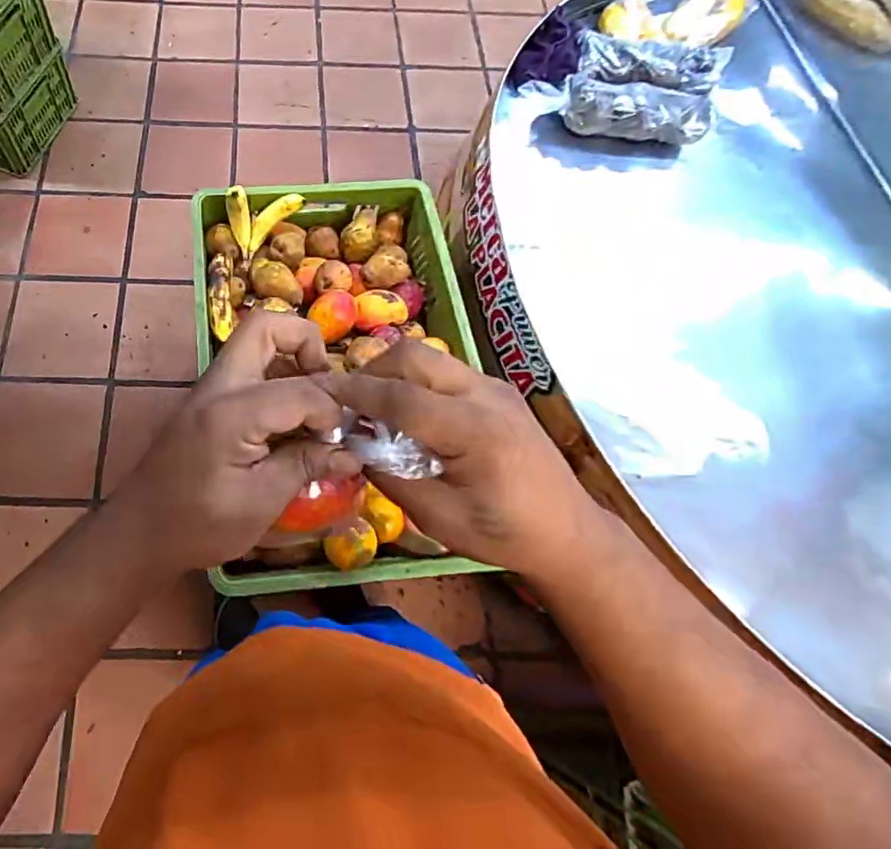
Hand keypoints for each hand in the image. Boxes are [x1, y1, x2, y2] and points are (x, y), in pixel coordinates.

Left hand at [106, 310, 361, 572]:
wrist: (138, 532)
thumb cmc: (197, 525)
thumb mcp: (260, 503)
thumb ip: (305, 466)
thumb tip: (351, 451)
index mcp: (231, 412)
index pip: (300, 389)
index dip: (330, 412)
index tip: (338, 442)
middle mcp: (219, 385)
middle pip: (267, 326)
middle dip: (307, 344)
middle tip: (326, 388)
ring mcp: (210, 388)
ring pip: (256, 340)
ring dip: (292, 359)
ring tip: (314, 404)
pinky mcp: (209, 399)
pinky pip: (249, 367)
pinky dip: (278, 378)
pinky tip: (291, 421)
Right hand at [316, 341, 596, 575]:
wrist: (570, 531)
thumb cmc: (505, 533)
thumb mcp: (439, 518)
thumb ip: (391, 477)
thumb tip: (353, 445)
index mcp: (474, 430)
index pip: (400, 397)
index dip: (355, 394)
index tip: (320, 393)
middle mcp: (485, 395)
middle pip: (413, 357)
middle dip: (372, 371)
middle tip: (349, 401)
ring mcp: (494, 386)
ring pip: (428, 356)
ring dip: (393, 372)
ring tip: (374, 406)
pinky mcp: (496, 389)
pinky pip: (444, 370)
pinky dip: (415, 380)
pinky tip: (408, 412)